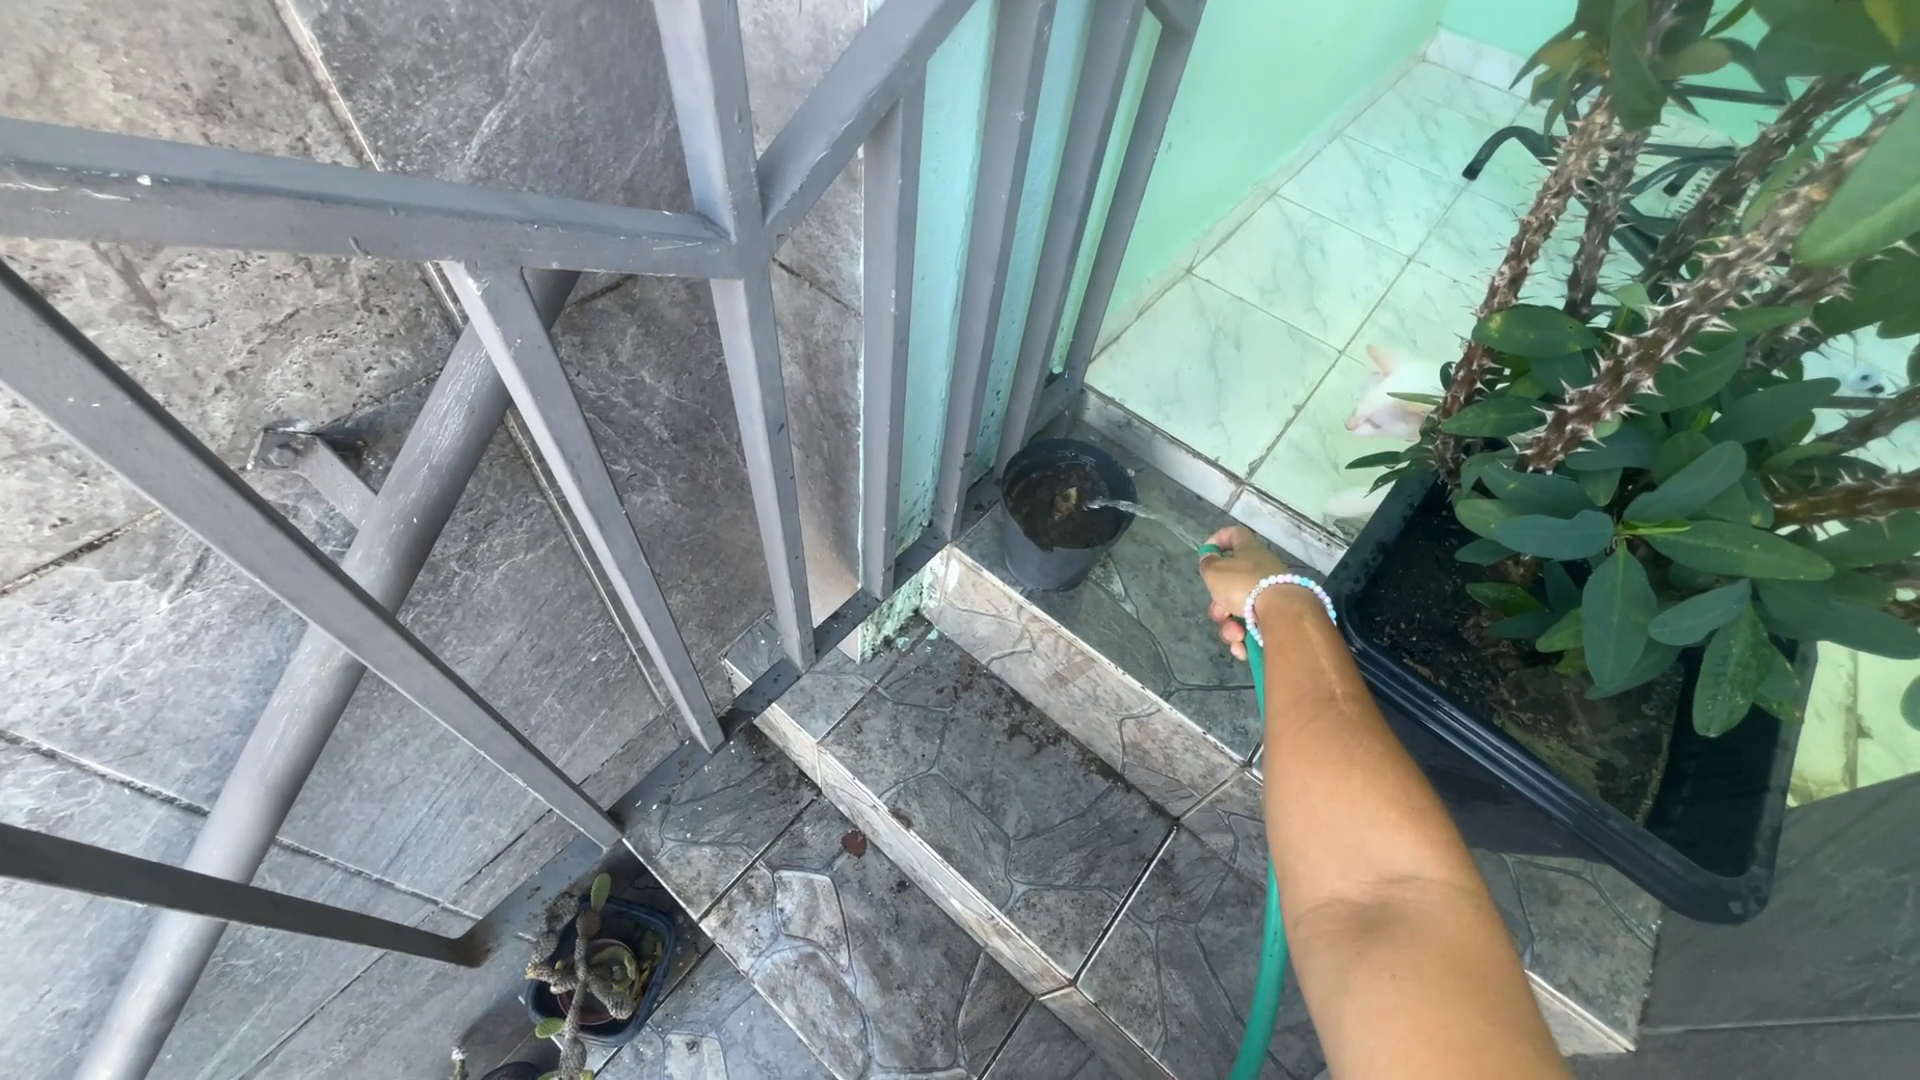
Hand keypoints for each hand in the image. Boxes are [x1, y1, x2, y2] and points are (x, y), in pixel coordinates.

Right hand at [1197, 526, 1289, 661]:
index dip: (1219, 539)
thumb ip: (1208, 563)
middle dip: (1219, 605)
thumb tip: (1209, 559)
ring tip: (1236, 634)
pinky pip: (1252, 630)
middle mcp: (1260, 571)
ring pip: (1238, 612)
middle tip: (1220, 612)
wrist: (1282, 612)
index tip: (1207, 552)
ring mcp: (1270, 596)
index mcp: (1248, 552)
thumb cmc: (1244, 584)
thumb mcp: (1215, 570)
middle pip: (1231, 586)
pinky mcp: (1277, 619)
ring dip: (1230, 627)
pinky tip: (1243, 646)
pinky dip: (1244, 640)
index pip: (1234, 535)